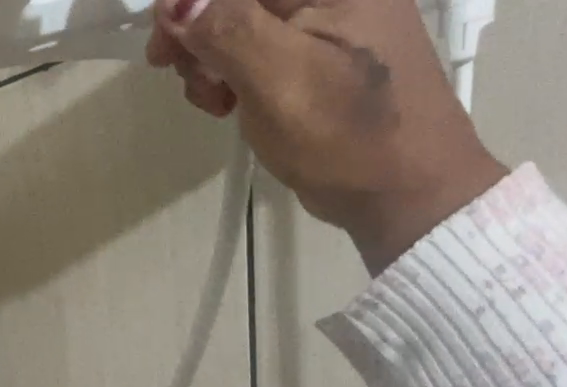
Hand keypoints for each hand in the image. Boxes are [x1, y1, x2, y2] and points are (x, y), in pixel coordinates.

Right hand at [148, 0, 508, 270]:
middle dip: (201, 34)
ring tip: (218, 103)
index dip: (190, 4)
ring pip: (242, 21)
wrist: (404, 188)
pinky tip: (232, 103)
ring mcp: (330, 17)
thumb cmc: (346, 135)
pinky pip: (258, 45)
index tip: (162, 49)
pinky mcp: (320, 51)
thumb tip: (175, 2)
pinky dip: (233, 73)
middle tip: (197, 84)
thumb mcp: (280, 80)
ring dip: (212, 60)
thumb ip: (229, 31)